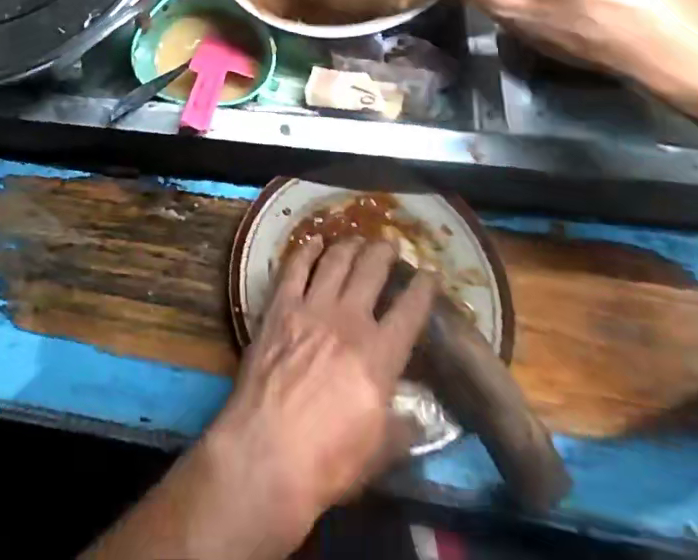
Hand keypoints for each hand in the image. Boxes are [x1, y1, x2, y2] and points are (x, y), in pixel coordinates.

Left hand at [199, 239, 435, 542]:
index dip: (423, 290)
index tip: (430, 274)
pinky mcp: (277, 309)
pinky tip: (312, 241)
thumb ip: (401, 427)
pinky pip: (293, 269)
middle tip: (390, 243)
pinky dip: (305, 251)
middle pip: (371, 273)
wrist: (267, 449)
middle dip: (383, 254)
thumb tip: (416, 417)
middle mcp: (349, 321)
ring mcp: (310, 310)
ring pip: (334, 263)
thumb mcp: (380, 451)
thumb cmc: (328, 458)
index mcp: (381, 356)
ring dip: (348, 247)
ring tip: (357, 238)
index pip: (410, 312)